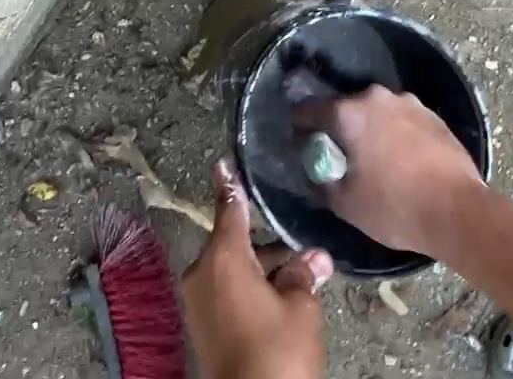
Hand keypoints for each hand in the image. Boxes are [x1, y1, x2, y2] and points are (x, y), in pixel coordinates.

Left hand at [180, 158, 332, 378]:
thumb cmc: (277, 351)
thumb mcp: (300, 308)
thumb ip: (302, 274)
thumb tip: (314, 257)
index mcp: (221, 258)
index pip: (229, 208)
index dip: (230, 184)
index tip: (224, 161)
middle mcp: (202, 272)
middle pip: (235, 242)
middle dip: (268, 244)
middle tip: (304, 249)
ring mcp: (198, 301)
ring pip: (233, 269)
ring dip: (262, 270)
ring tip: (302, 279)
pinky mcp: (203, 325)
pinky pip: (227, 292)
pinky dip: (250, 289)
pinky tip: (280, 301)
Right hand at [301, 85, 484, 253]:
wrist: (460, 213)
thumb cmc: (395, 207)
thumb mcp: (345, 203)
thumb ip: (322, 181)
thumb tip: (316, 170)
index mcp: (348, 113)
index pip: (309, 110)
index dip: (300, 126)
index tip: (300, 141)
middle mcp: (375, 97)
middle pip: (346, 108)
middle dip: (339, 128)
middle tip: (341, 154)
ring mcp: (408, 103)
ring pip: (377, 113)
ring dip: (370, 129)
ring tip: (376, 158)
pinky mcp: (433, 116)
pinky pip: (402, 121)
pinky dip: (397, 134)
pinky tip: (403, 160)